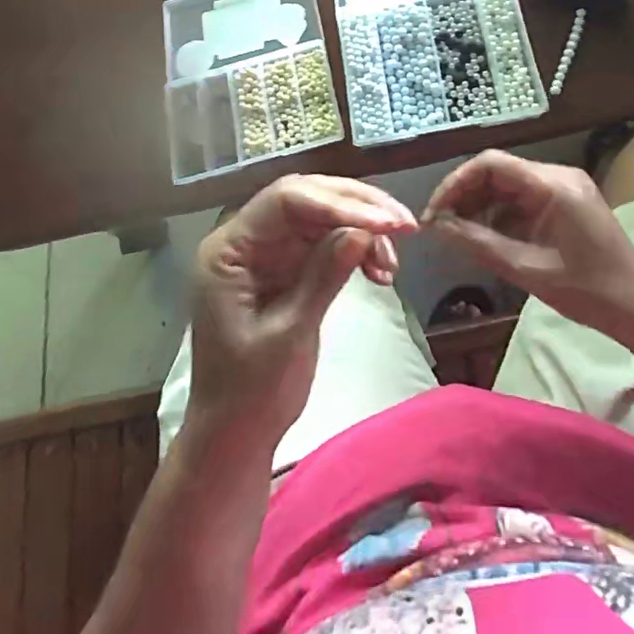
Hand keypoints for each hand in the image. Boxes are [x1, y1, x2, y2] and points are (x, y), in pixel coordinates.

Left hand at [188, 176, 416, 446]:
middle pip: (304, 199)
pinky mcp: (285, 269)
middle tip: (405, 227)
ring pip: (319, 218)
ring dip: (361, 230)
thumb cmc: (250, 392)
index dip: (338, 204)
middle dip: (356, 208)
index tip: (387, 224)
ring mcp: (265, 253)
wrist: (235, 433)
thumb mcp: (290, 333)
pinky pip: (323, 244)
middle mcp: (244, 240)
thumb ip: (323, 276)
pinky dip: (354, 250)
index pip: (284, 202)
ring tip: (392, 265)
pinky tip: (381, 272)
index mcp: (228, 250)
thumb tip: (364, 230)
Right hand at [424, 150, 633, 339]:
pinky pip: (519, 200)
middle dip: (463, 197)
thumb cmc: (588, 291)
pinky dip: (496, 216)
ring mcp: (562, 189)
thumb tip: (436, 227)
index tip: (435, 214)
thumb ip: (477, 243)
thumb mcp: (526, 268)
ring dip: (478, 208)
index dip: (455, 184)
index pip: (489, 164)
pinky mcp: (563, 204)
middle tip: (440, 228)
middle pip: (495, 172)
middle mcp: (557, 177)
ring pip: (504, 187)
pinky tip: (484, 239)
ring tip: (457, 236)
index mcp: (553, 185)